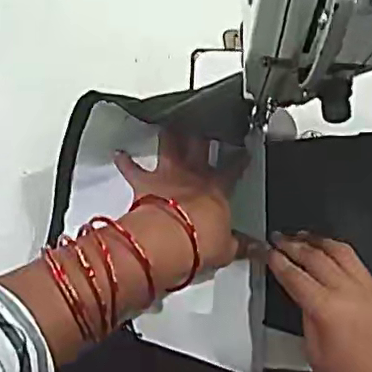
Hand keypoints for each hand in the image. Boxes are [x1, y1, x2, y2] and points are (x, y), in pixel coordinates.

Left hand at [114, 129, 246, 271]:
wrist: (169, 241)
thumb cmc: (199, 242)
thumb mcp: (227, 249)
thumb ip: (238, 245)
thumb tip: (252, 249)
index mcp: (218, 189)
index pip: (234, 168)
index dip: (239, 159)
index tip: (243, 152)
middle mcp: (194, 175)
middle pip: (201, 145)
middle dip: (203, 133)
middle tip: (204, 122)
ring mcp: (168, 175)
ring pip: (170, 145)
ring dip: (169, 134)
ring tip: (169, 123)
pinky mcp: (145, 183)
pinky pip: (132, 169)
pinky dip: (125, 161)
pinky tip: (119, 153)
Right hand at [259, 233, 371, 371]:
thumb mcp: (315, 355)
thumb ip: (307, 319)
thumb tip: (304, 300)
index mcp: (327, 308)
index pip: (295, 274)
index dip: (278, 261)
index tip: (269, 253)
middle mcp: (351, 293)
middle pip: (316, 256)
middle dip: (294, 244)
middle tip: (281, 239)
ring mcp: (371, 291)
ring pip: (342, 252)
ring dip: (320, 242)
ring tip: (305, 238)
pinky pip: (360, 264)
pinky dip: (342, 254)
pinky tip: (335, 256)